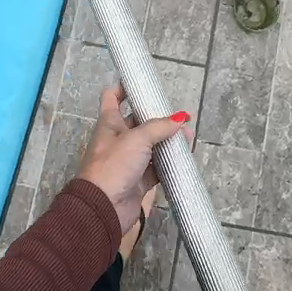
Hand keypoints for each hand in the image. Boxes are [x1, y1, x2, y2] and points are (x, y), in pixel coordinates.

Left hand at [74, 88, 188, 234]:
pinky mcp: (138, 180)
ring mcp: (128, 161)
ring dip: (168, 140)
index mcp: (109, 123)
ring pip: (151, 145)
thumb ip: (160, 127)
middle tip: (180, 115)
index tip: (142, 82)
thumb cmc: (114, 164)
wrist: (103, 208)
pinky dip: (170, 162)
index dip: (124, 87)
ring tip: (189, 135)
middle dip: (158, 117)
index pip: (112, 97)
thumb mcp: (137, 138)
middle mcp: (118, 139)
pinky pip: (157, 167)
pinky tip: (185, 156)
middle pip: (138, 121)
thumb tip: (181, 118)